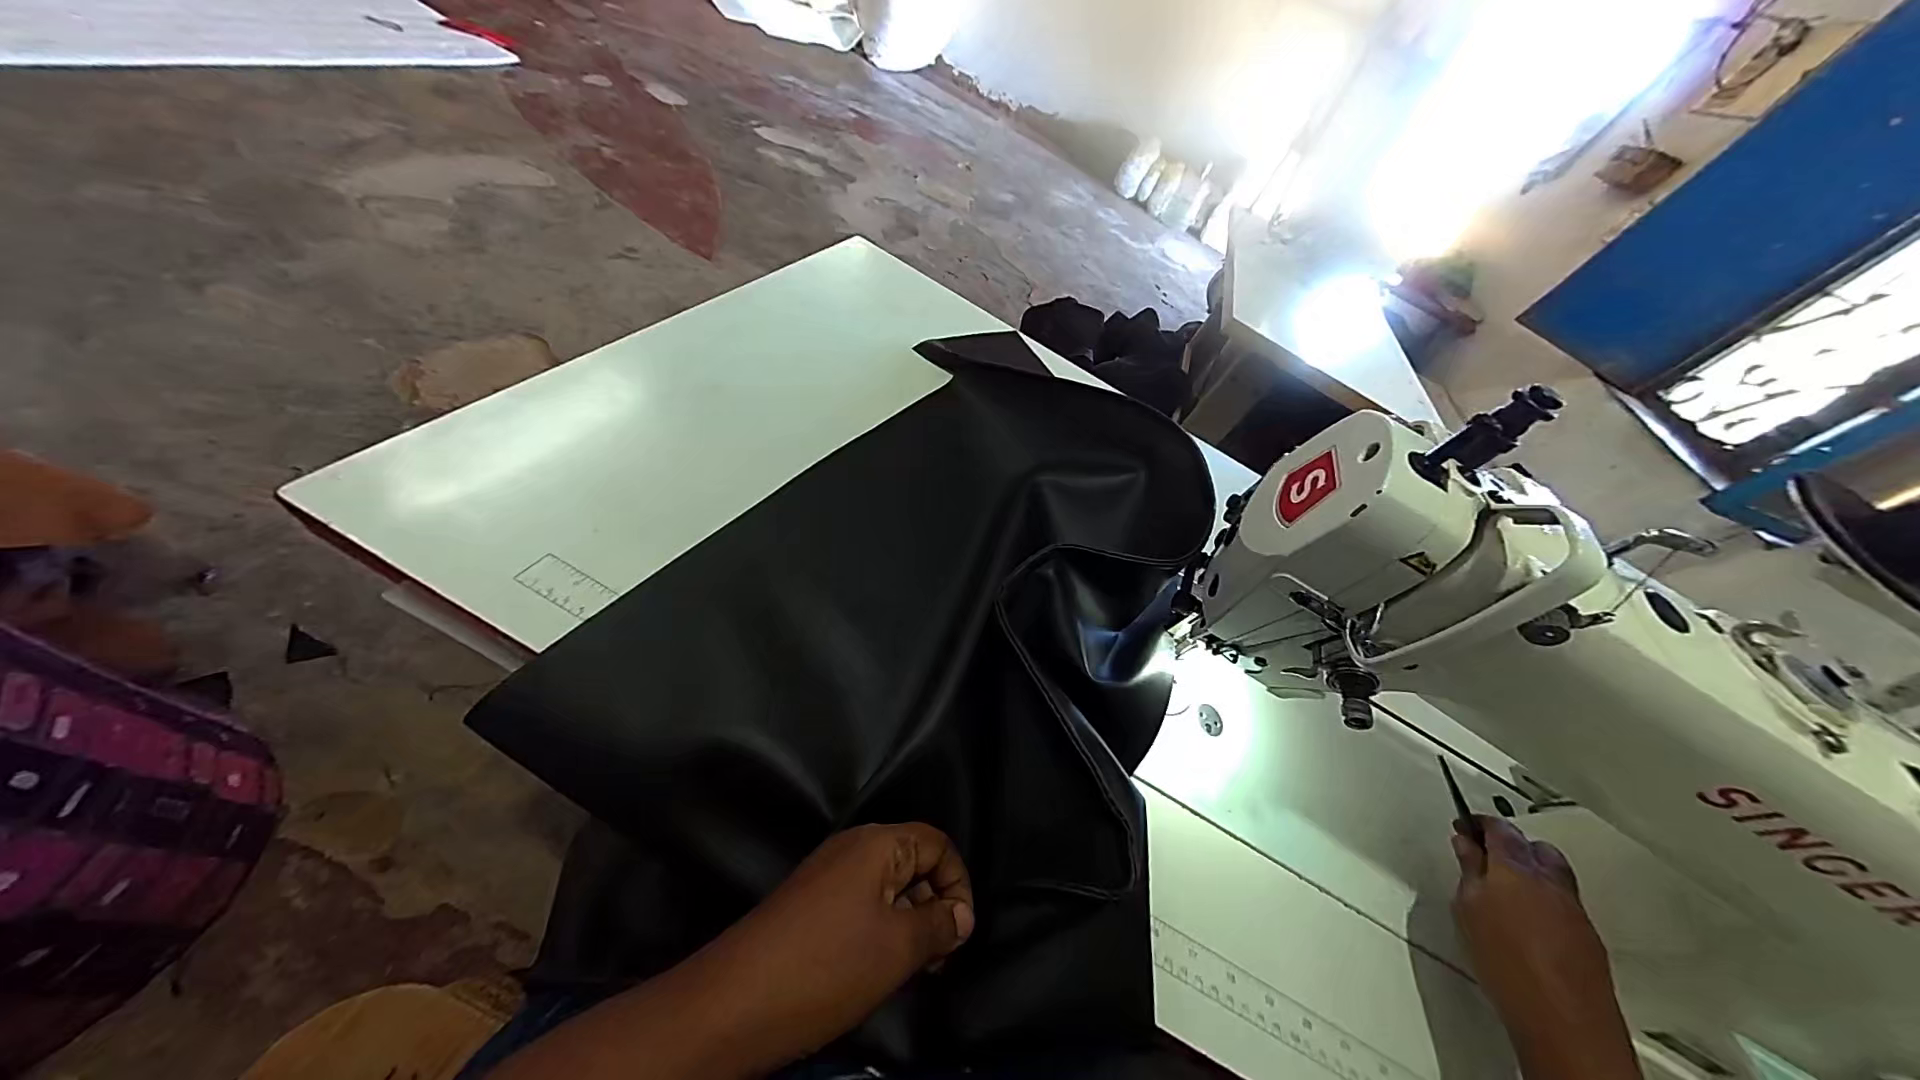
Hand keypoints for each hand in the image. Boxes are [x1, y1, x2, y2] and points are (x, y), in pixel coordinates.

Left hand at [491, 823, 974, 1079]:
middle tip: (937, 960)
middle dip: (935, 905)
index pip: (938, 843)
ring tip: (910, 971)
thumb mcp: (897, 948)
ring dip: (909, 923)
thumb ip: (939, 925)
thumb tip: (962, 915)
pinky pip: (862, 904)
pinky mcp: (810, 903)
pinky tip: (876, 969)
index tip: (959, 934)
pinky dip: (881, 930)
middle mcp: (852, 847)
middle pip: (915, 862)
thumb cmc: (826, 967)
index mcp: (877, 844)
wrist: (731, 1003)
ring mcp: (827, 874)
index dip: (958, 884)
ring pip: (889, 887)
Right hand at [1452, 816, 1639, 1079]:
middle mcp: (1551, 880)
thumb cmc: (1507, 963)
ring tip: (1502, 885)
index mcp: (1516, 867)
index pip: (1499, 828)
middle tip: (1481, 852)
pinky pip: (1562, 898)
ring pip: (1551, 871)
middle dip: (1508, 843)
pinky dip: (1542, 895)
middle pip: (1532, 846)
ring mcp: (1574, 908)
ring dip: (1528, 869)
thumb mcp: (1467, 909)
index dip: (1478, 821)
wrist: (1562, 1019)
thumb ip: (1469, 871)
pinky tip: (1524, 916)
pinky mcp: (1587, 934)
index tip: (1463, 824)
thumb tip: (1467, 847)